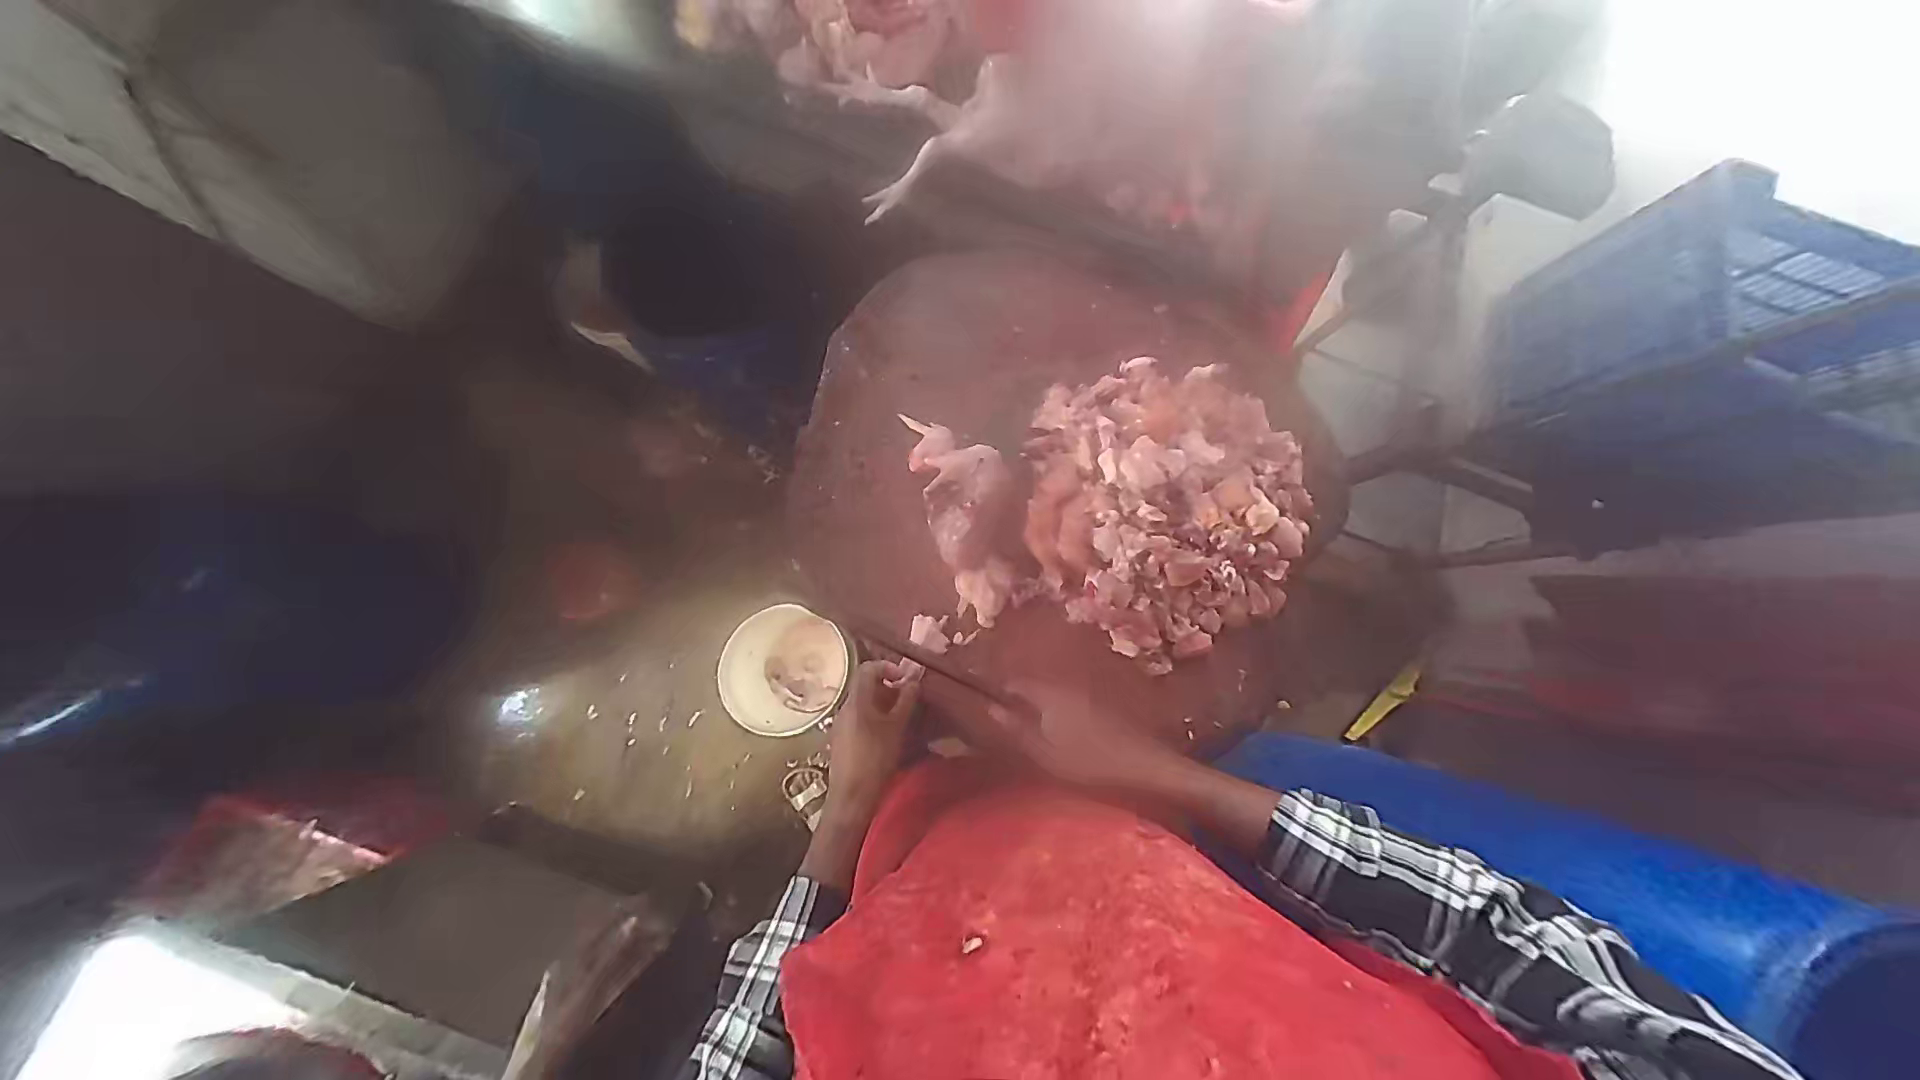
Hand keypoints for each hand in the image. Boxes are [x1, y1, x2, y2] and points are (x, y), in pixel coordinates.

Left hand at [800, 659, 920, 888]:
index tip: (905, 678)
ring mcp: (840, 723)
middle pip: (865, 685)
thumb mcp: (897, 727)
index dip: (888, 666)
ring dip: (882, 703)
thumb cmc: (876, 759)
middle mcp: (845, 707)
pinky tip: (887, 733)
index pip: (868, 668)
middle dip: (888, 687)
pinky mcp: (840, 738)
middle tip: (908, 698)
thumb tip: (913, 679)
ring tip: (902, 717)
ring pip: (862, 702)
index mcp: (856, 700)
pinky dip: (874, 716)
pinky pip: (858, 717)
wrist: (851, 797)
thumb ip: (905, 700)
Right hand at [980, 680, 1181, 792]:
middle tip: (1006, 718)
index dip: (1000, 692)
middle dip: (1018, 696)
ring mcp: (1083, 695)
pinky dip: (1055, 712)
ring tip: (1028, 727)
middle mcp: (1064, 687)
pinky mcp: (1097, 707)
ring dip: (1037, 704)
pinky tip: (1057, 733)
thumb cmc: (1089, 762)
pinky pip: (1065, 702)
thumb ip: (1016, 729)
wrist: (1143, 765)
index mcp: (1048, 694)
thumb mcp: (1044, 752)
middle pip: (1033, 685)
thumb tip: (990, 707)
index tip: (989, 705)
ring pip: (1050, 693)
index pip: (1016, 683)